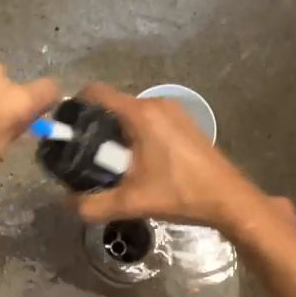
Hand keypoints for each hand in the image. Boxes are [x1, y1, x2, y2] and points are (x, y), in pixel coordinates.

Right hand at [68, 83, 289, 233]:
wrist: (228, 199)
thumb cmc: (179, 193)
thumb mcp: (130, 203)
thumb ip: (93, 204)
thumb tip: (68, 204)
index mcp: (140, 114)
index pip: (96, 92)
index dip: (76, 105)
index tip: (66, 128)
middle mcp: (156, 104)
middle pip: (113, 106)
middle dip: (97, 128)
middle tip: (89, 157)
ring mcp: (174, 111)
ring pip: (131, 115)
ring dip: (118, 134)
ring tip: (113, 164)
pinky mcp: (184, 122)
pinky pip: (149, 120)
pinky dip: (137, 135)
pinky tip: (139, 163)